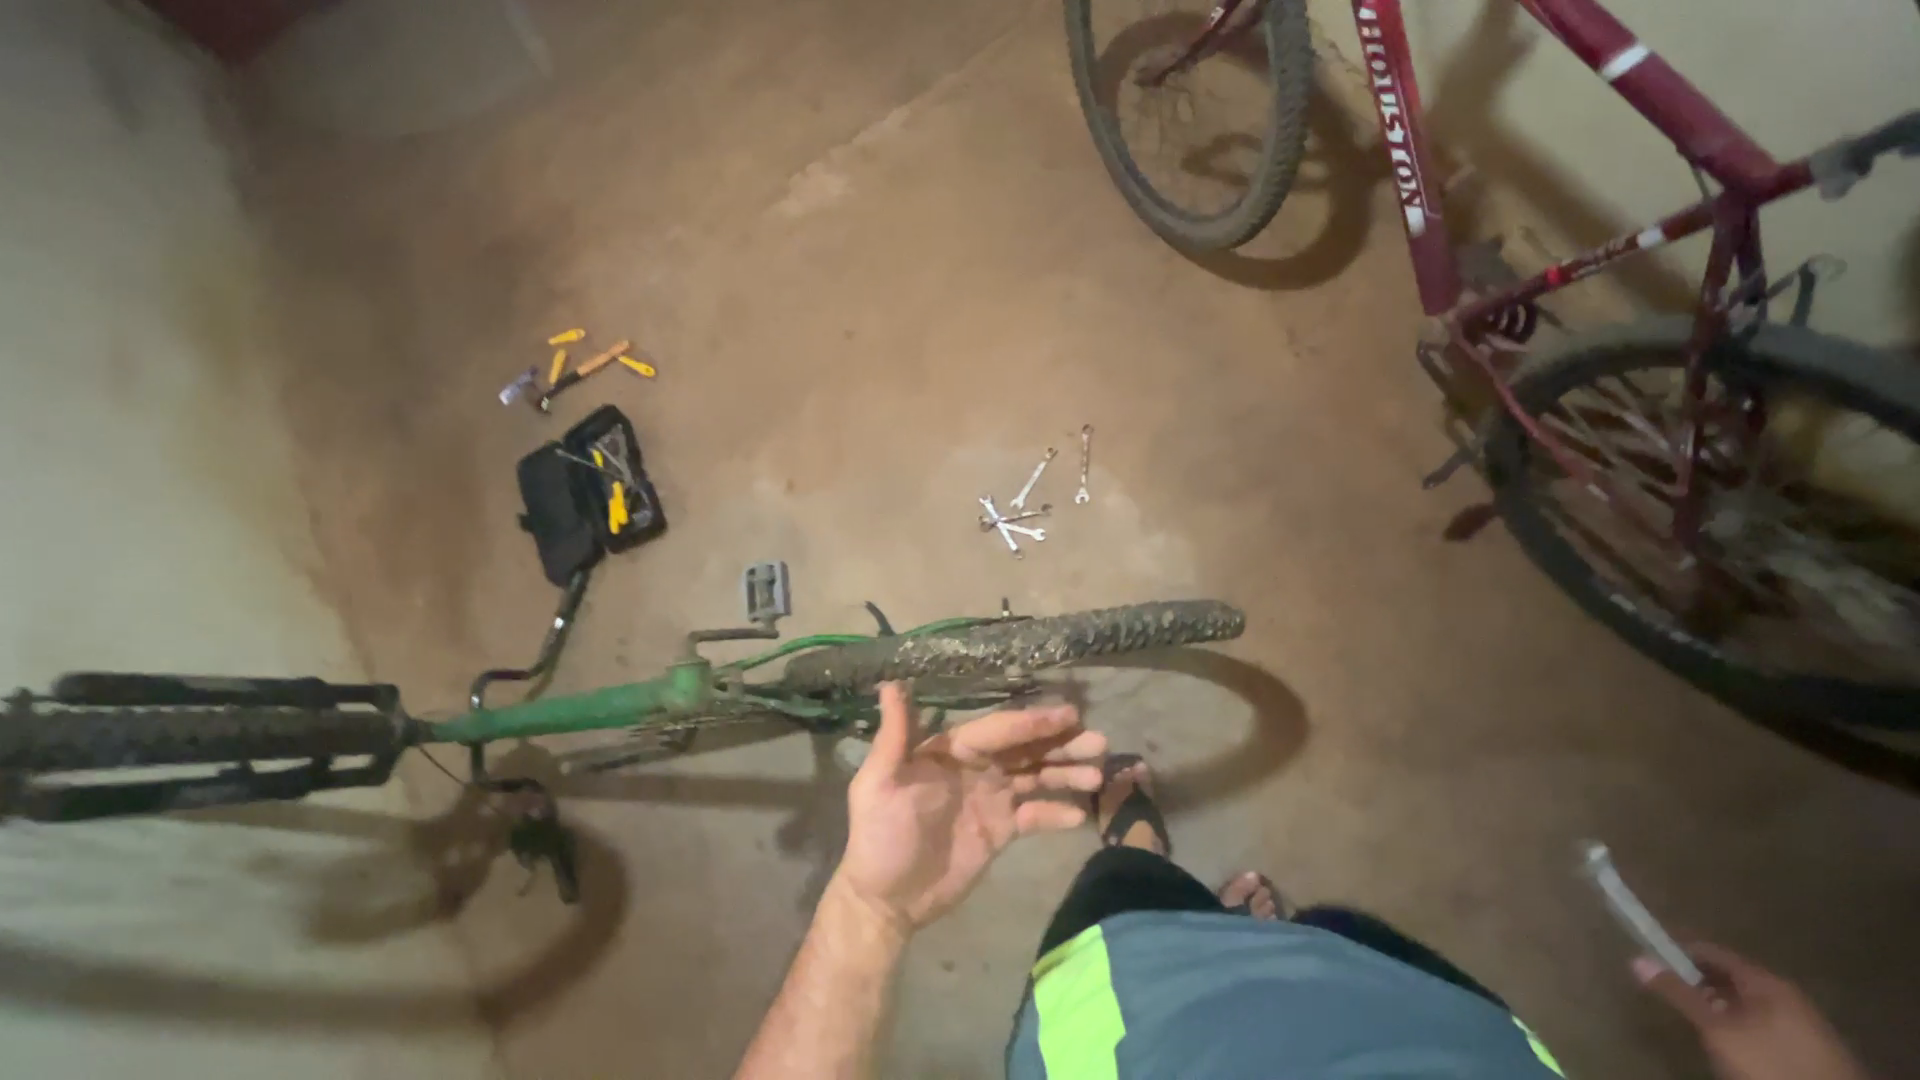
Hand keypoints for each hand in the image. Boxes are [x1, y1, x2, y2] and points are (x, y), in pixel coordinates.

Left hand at [831, 683, 1106, 933]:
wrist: (886, 899)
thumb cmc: (878, 836)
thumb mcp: (878, 783)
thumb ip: (894, 735)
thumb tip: (892, 683)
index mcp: (950, 751)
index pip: (997, 730)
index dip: (1031, 722)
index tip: (1068, 715)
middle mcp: (975, 768)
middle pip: (1024, 749)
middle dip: (1061, 744)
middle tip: (1098, 741)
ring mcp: (991, 800)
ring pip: (1036, 777)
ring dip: (1066, 773)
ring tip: (1098, 775)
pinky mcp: (1000, 832)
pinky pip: (1034, 816)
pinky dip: (1056, 813)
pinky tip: (1079, 816)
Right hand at [1637, 943, 1869, 1079]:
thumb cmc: (1769, 1063)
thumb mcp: (1716, 1029)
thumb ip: (1678, 993)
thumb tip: (1636, 959)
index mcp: (1766, 982)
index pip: (1712, 952)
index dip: (1679, 950)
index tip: (1650, 956)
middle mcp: (1786, 994)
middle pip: (1730, 975)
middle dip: (1697, 979)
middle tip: (1668, 990)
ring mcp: (1803, 1022)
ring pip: (1746, 1000)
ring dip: (1717, 1003)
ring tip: (1694, 1017)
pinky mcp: (1810, 1047)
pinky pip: (1763, 1021)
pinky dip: (1738, 1021)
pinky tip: (1728, 1039)